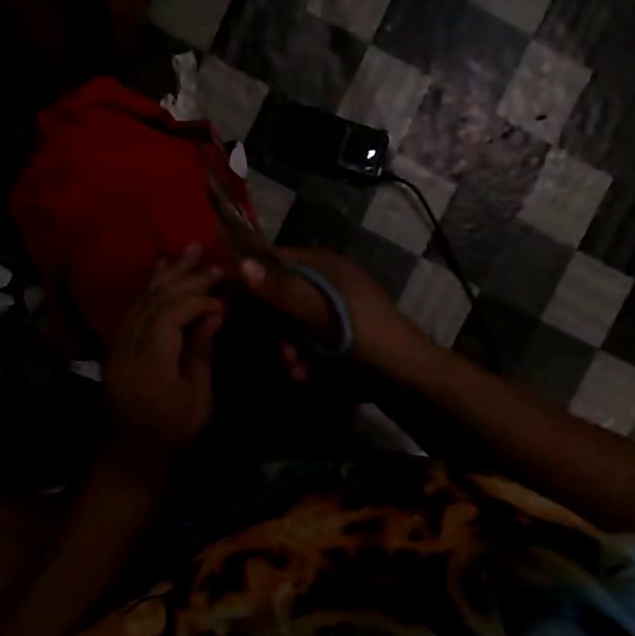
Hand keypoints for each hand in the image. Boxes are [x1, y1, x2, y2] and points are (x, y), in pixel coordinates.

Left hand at [103, 246, 225, 460]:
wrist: (130, 460)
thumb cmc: (173, 436)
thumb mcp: (198, 400)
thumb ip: (201, 353)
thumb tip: (214, 315)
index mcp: (149, 365)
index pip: (169, 316)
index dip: (196, 300)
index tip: (223, 297)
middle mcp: (126, 350)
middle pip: (152, 302)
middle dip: (182, 277)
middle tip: (208, 256)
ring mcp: (116, 348)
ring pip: (139, 302)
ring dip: (164, 276)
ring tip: (186, 251)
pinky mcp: (116, 350)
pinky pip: (131, 312)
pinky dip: (149, 291)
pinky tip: (160, 275)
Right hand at [238, 249, 435, 379]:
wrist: (407, 376)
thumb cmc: (368, 339)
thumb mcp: (322, 316)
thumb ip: (283, 292)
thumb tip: (240, 264)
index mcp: (324, 266)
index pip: (272, 259)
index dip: (249, 278)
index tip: (228, 301)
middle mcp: (323, 281)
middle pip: (277, 295)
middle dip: (274, 328)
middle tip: (283, 352)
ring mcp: (329, 308)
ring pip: (287, 323)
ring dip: (287, 349)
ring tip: (297, 369)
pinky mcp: (333, 334)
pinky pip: (304, 340)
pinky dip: (301, 357)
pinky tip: (304, 375)